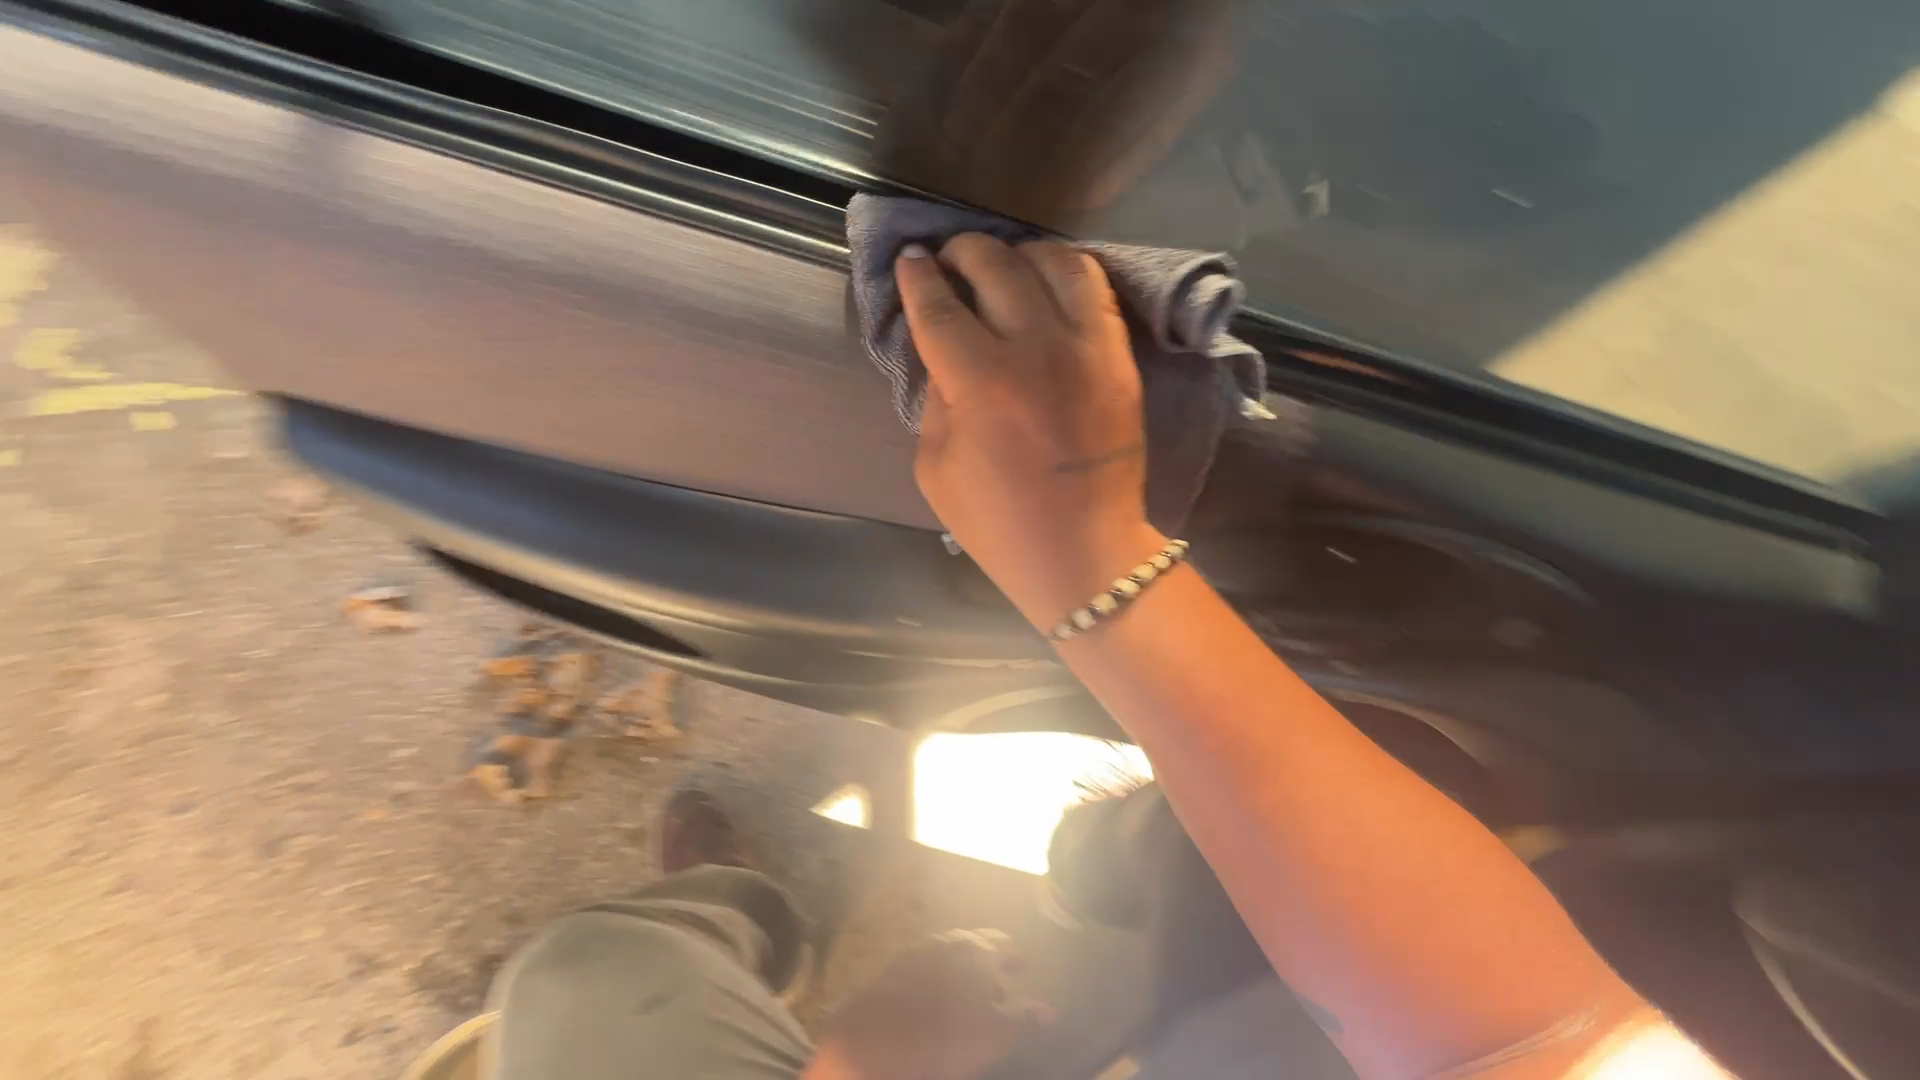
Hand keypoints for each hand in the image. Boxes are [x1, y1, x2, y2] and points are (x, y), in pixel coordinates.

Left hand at [811, 929, 1050, 1079]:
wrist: (874, 1039)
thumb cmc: (945, 1035)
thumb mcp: (995, 1034)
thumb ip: (1025, 1019)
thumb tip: (1050, 1009)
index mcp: (978, 949)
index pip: (1005, 944)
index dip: (1015, 957)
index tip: (1022, 967)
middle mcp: (948, 940)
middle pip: (975, 944)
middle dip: (989, 961)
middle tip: (998, 984)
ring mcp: (917, 950)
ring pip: (949, 953)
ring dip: (961, 968)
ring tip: (967, 994)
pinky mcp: (893, 966)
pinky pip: (924, 966)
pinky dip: (936, 976)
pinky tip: (934, 998)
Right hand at [897, 234, 1167, 628]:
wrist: (1082, 548)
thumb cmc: (997, 520)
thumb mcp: (935, 466)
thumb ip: (936, 399)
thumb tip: (945, 354)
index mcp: (979, 382)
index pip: (938, 306)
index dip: (918, 277)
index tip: (910, 260)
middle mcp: (1034, 348)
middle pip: (993, 266)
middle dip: (961, 252)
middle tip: (949, 259)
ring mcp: (1085, 347)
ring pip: (1052, 262)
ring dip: (1018, 252)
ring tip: (1003, 264)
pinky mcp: (1118, 357)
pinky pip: (1095, 289)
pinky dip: (1066, 271)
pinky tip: (1048, 280)